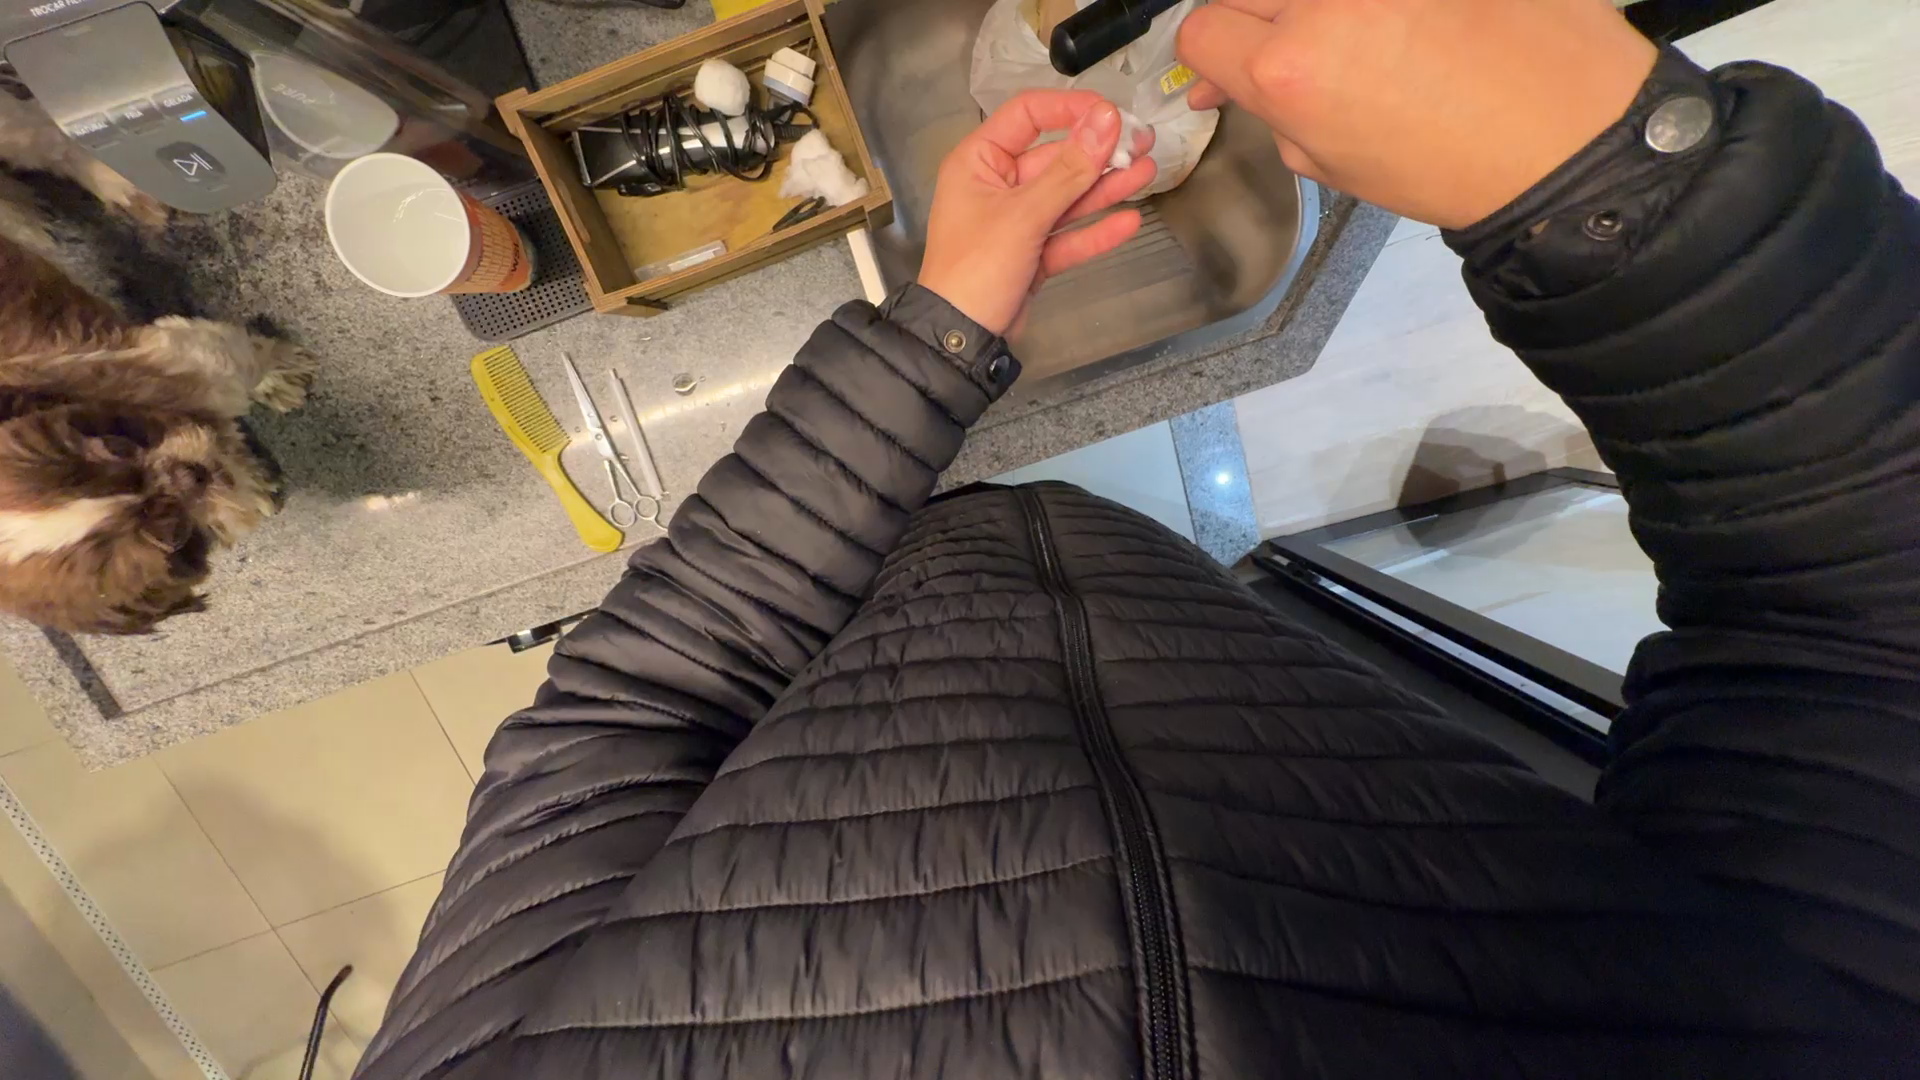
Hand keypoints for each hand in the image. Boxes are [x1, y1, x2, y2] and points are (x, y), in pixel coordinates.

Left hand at [919, 91, 1156, 334]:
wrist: (961, 338)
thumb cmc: (978, 268)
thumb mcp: (1024, 215)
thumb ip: (1069, 170)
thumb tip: (1108, 118)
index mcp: (979, 162)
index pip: (1027, 115)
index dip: (1070, 109)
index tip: (1112, 113)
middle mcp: (996, 186)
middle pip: (1054, 159)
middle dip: (1098, 155)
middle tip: (1144, 145)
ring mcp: (1015, 223)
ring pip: (1065, 199)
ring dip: (1104, 189)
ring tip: (1148, 174)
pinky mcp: (1030, 257)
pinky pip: (1065, 237)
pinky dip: (1093, 232)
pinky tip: (1127, 223)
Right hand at [1176, 0, 1656, 228]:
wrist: (1553, 131)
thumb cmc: (1436, 165)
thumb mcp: (1325, 162)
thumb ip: (1269, 112)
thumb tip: (1233, 86)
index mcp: (1287, 70)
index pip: (1199, 31)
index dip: (1202, 58)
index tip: (1218, 74)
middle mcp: (1323, 0)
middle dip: (1243, 24)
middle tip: (1268, 55)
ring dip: (1298, 11)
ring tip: (1334, 40)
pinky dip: (1351, 7)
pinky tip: (1382, 26)